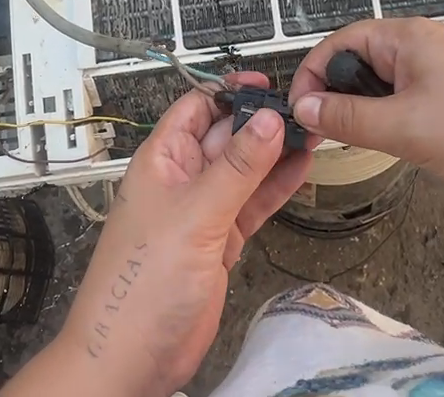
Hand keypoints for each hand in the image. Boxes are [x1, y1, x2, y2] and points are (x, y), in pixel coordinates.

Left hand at [20, 72, 311, 396]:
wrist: (131, 359)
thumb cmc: (141, 285)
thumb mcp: (194, 215)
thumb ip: (236, 169)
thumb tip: (268, 122)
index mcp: (163, 159)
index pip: (197, 107)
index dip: (230, 91)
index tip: (267, 84)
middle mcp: (183, 178)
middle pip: (227, 135)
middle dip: (261, 122)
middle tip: (302, 111)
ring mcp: (203, 210)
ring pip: (244, 169)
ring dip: (275, 152)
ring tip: (311, 132)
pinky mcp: (220, 240)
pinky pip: (252, 202)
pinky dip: (276, 187)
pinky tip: (301, 169)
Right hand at [288, 18, 443, 211]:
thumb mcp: (403, 128)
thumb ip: (346, 117)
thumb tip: (302, 108)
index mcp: (409, 36)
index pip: (342, 41)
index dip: (314, 73)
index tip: (300, 113)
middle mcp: (425, 42)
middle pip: (361, 57)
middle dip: (338, 91)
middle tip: (327, 133)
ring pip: (385, 81)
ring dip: (365, 107)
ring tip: (361, 140)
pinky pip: (408, 96)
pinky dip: (392, 115)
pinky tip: (398, 142)